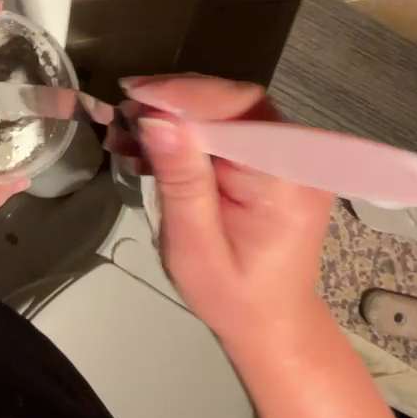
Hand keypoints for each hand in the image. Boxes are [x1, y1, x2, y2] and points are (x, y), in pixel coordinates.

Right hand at [108, 75, 334, 354]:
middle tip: (123, 112)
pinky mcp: (264, 159)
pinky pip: (222, 126)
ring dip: (171, 112)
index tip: (135, 95)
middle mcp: (292, 159)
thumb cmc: (232, 296)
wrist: (269, 324)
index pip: (241, 110)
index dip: (187, 93)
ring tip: (126, 131)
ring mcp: (280, 156)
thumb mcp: (194, 245)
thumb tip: (157, 119)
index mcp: (284, 181)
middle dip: (173, 99)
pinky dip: (180, 128)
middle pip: (232, 101)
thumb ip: (180, 180)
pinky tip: (147, 145)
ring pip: (222, 108)